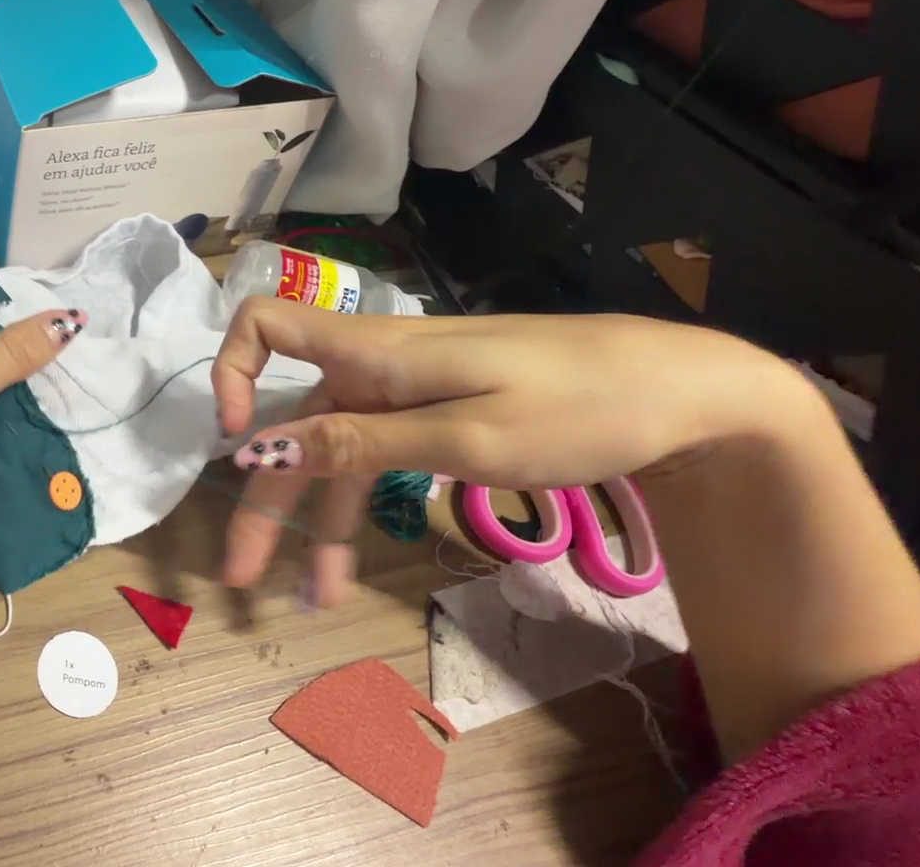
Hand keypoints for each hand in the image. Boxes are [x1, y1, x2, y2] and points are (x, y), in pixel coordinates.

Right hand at [212, 299, 821, 601]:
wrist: (688, 393)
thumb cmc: (578, 405)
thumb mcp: (466, 437)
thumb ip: (356, 443)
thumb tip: (258, 450)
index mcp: (371, 353)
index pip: (264, 323)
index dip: (231, 370)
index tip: (235, 437)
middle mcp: (371, 369)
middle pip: (290, 422)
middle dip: (262, 497)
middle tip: (238, 574)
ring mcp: (400, 395)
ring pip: (331, 455)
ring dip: (311, 522)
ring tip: (307, 596)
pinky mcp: (429, 417)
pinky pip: (372, 463)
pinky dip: (356, 511)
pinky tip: (350, 566)